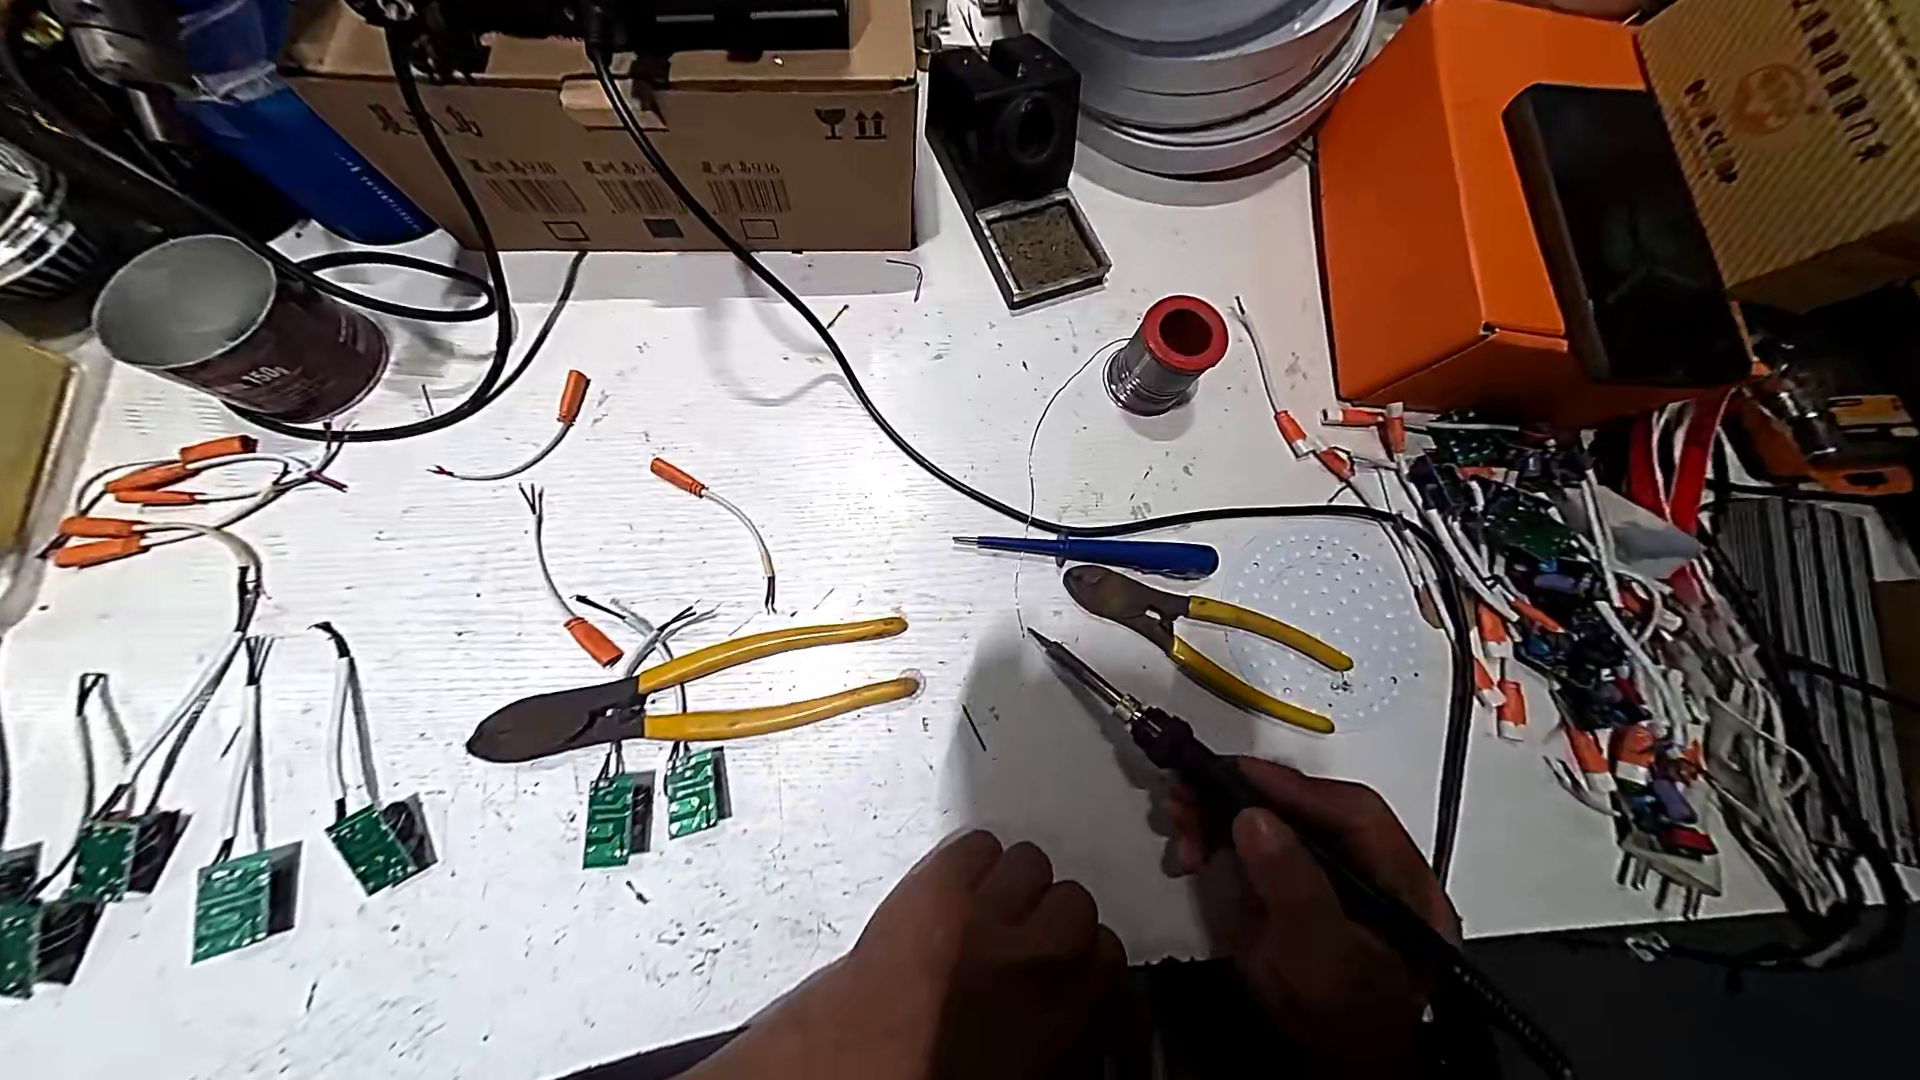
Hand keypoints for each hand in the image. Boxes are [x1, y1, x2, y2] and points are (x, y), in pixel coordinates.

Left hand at [686, 830, 1123, 1079]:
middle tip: (1023, 927)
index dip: (1089, 952)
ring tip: (987, 899)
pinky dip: (972, 858)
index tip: (1070, 956)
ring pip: (1030, 860)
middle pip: (1076, 898)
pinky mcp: (938, 882)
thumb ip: (1055, 1031)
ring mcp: (982, 913)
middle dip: (1053, 913)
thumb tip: (1068, 1001)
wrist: (842, 1072)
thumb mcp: (1016, 1071)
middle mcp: (1031, 960)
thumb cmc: (923, 1078)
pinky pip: (978, 842)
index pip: (1109, 954)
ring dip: (1013, 880)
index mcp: (1055, 1018)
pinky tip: (955, 883)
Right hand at [1164, 758, 1458, 1073]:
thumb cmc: (1337, 1017)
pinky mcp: (1281, 872)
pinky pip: (1243, 836)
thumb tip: (1254, 818)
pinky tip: (1188, 843)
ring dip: (1214, 811)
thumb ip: (1293, 888)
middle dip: (1238, 796)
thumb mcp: (1320, 955)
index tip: (1240, 774)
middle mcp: (1359, 863)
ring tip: (1179, 814)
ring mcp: (1316, 865)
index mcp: (1398, 882)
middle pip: (1299, 807)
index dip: (1296, 788)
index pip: (1353, 814)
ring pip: (1264, 815)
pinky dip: (1209, 832)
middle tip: (1191, 790)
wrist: (1322, 1059)